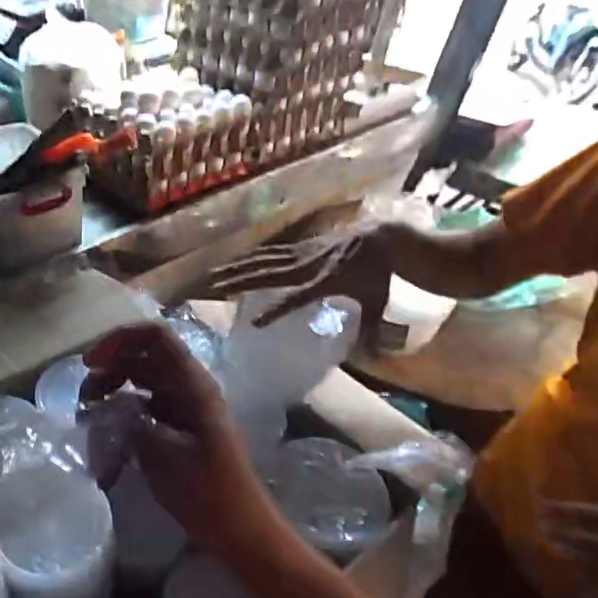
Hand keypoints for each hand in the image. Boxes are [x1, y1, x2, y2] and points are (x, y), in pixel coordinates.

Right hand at [82, 323, 283, 548]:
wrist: (240, 529)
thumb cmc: (208, 492)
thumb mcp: (164, 456)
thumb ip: (132, 424)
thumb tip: (105, 407)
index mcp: (194, 386)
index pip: (156, 338)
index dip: (120, 340)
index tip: (90, 364)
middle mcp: (191, 391)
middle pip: (145, 360)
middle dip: (110, 369)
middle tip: (83, 399)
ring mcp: (187, 411)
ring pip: (144, 386)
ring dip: (114, 394)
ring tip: (89, 417)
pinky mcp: (182, 433)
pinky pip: (149, 412)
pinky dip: (126, 418)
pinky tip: (107, 440)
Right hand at [204, 229, 393, 345]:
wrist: (382, 238)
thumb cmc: (379, 274)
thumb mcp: (377, 303)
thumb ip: (371, 330)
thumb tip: (374, 359)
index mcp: (326, 282)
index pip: (296, 299)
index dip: (276, 311)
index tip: (254, 323)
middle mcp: (308, 266)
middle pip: (269, 274)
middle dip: (241, 281)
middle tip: (215, 288)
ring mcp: (303, 254)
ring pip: (265, 261)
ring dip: (239, 267)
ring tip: (215, 274)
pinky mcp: (301, 248)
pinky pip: (272, 253)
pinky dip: (252, 257)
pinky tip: (235, 261)